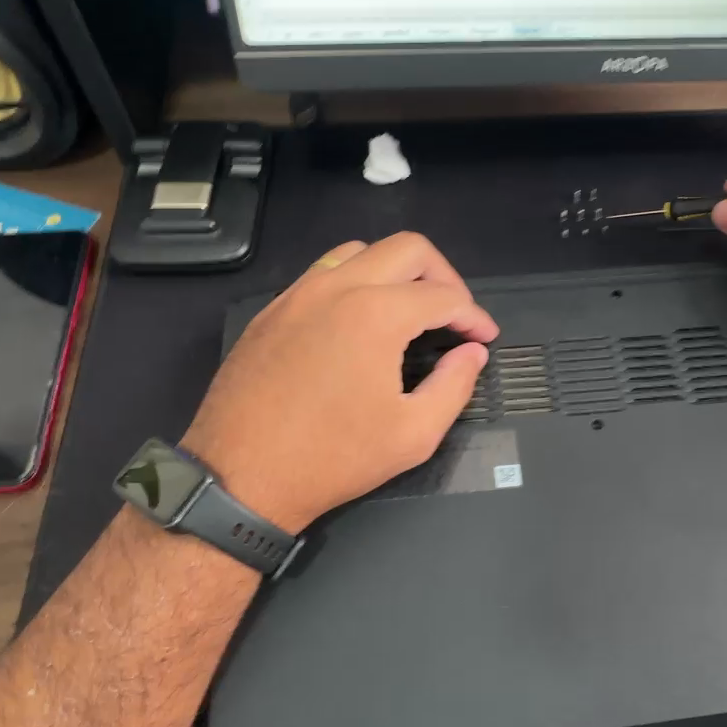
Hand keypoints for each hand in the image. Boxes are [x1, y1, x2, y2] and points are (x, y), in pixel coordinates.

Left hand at [180, 233, 497, 534]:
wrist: (240, 476)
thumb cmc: (333, 458)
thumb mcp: (413, 434)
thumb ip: (455, 385)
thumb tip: (472, 353)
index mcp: (376, 313)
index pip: (444, 296)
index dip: (474, 315)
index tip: (485, 338)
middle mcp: (337, 286)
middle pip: (408, 249)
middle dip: (444, 277)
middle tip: (456, 316)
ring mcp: (299, 294)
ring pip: (361, 250)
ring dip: (397, 271)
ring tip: (411, 311)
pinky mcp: (272, 310)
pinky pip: (323, 273)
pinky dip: (356, 281)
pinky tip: (361, 321)